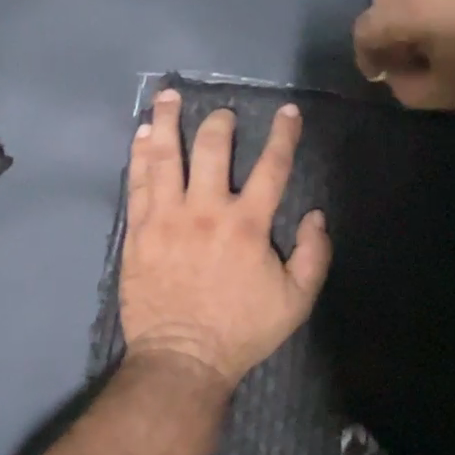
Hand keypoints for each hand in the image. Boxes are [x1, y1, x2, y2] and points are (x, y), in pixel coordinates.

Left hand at [120, 88, 331, 389]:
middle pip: (213, 149)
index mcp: (248, 225)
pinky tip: (142, 134)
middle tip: (223, 113)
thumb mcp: (295, 302)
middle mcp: (206, 210)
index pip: (272, 167)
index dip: (283, 134)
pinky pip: (138, 182)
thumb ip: (313, 255)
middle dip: (220, 123)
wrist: (182, 358)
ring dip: (167, 121)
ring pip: (166, 156)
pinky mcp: (139, 229)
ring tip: (167, 96)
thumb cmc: (241, 330)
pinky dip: (140, 154)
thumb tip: (316, 215)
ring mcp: (167, 217)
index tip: (287, 111)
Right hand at [352, 0, 454, 125]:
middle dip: (387, 22)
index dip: (365, 53)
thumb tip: (396, 73)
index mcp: (414, 7)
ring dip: (417, 3)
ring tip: (441, 33)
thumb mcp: (450, 95)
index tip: (379, 73)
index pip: (366, 25)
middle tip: (408, 52)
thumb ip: (407, 86)